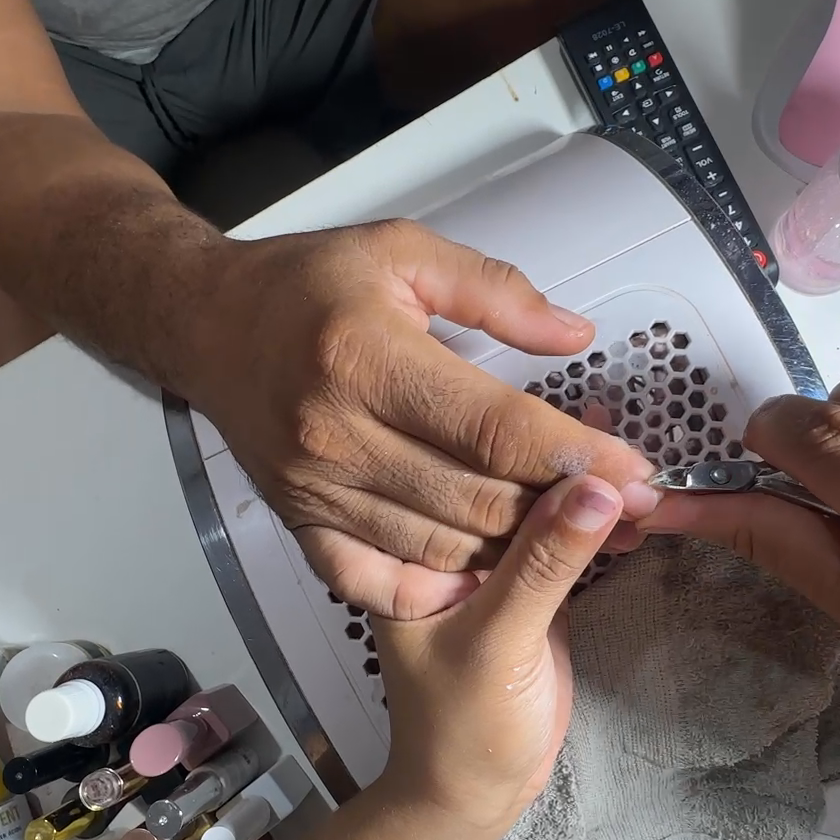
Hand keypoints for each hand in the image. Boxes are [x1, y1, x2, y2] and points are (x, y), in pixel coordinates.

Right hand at [167, 220, 657, 618]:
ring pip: (440, 546)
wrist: (207, 327)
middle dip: (563, 509)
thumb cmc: (302, 286)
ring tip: (572, 534)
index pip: (495, 429)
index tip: (632, 470)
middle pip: (476, 499)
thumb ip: (494, 291)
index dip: (575, 456)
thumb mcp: (401, 253)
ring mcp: (316, 491)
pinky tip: (479, 576)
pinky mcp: (302, 522)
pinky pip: (375, 580)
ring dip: (513, 548)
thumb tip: (572, 335)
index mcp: (365, 360)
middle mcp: (337, 437)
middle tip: (622, 507)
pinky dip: (434, 587)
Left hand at [371, 475, 623, 831]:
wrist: (478, 791)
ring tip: (636, 462)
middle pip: (504, 491)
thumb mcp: (501, 639)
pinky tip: (623, 494)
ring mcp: (486, 566)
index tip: (592, 437)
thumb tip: (599, 486)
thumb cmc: (466, 725)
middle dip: (564, 468)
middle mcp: (443, 547)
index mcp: (408, 552)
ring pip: (536, 513)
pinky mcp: (525, 586)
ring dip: (585, 493)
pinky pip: (558, 544)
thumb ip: (544, 564)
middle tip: (627, 446)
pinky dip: (591, 524)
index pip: (464, 485)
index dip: (527, 457)